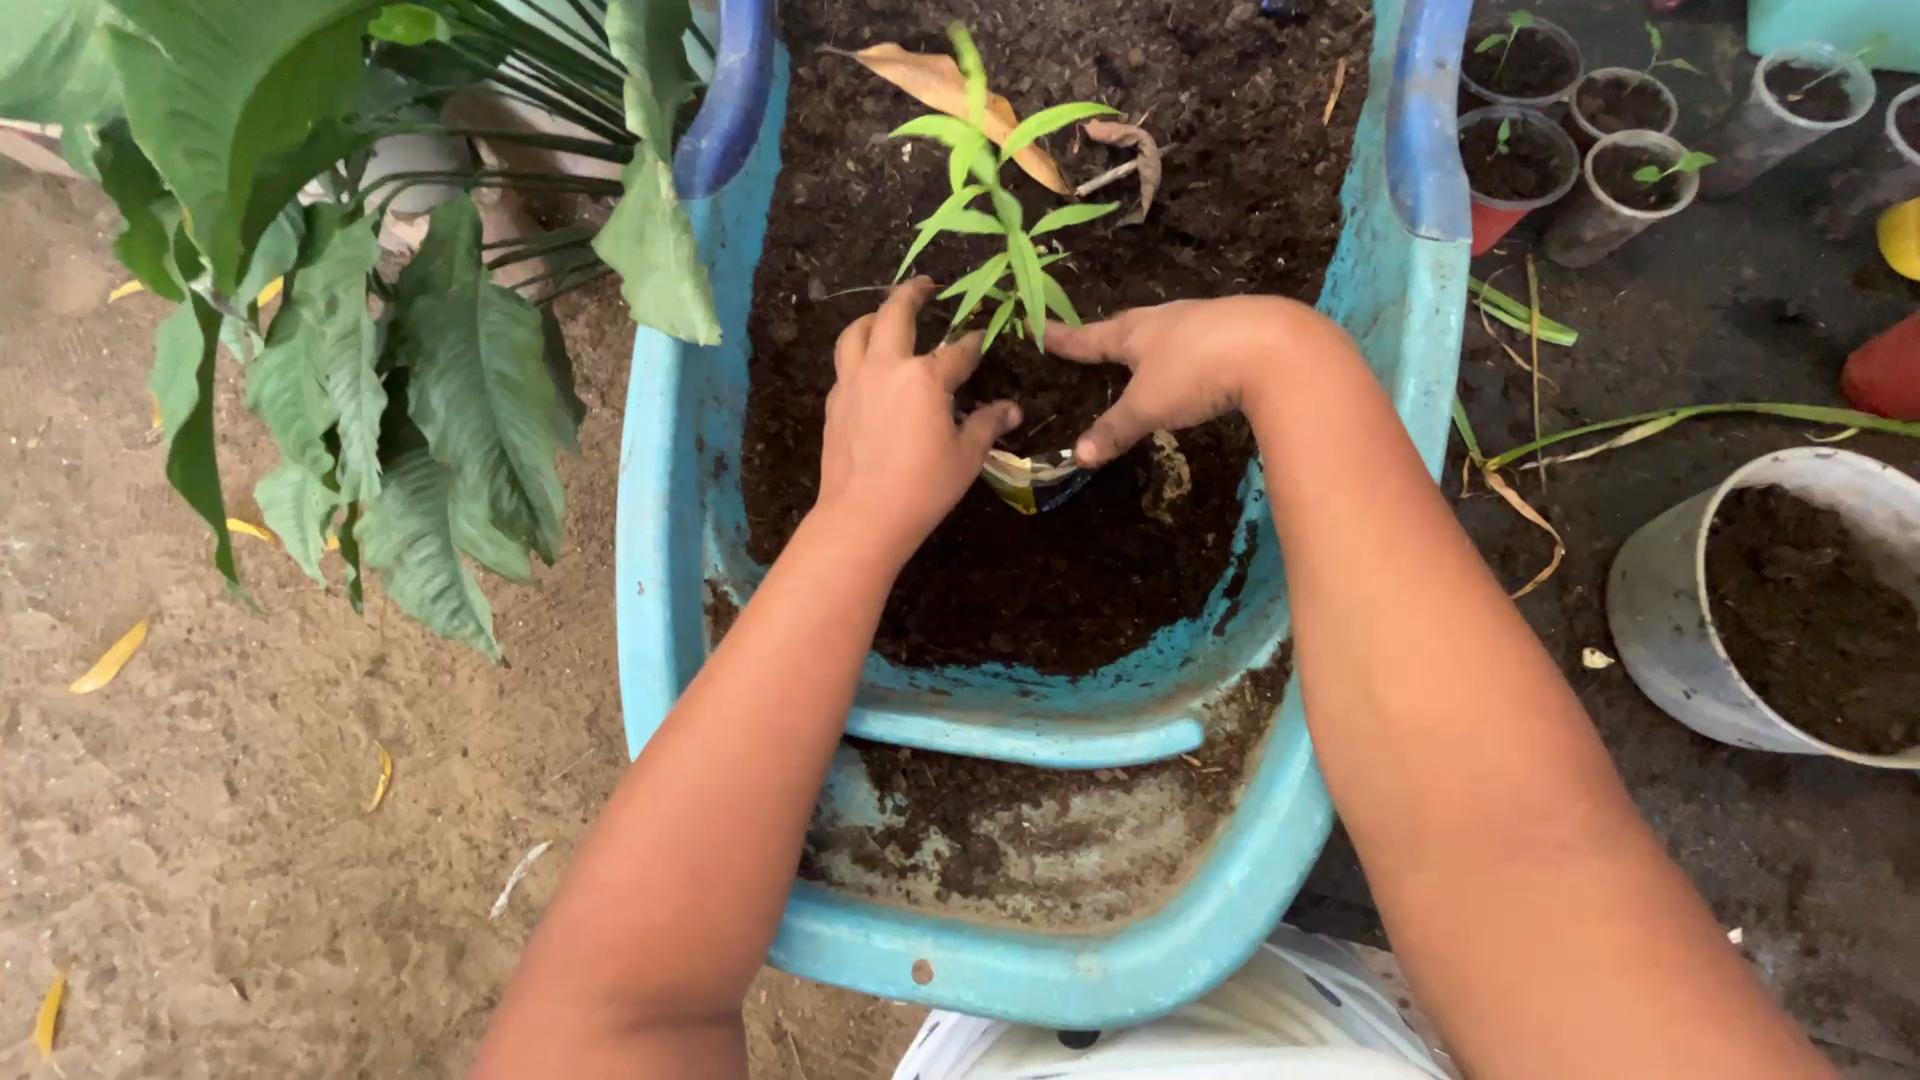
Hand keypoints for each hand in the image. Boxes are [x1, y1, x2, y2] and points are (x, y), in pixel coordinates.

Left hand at [814, 277, 1022, 561]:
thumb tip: (1011, 410)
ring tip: (884, 315)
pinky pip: (844, 365)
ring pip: (856, 332)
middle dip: (912, 294)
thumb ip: (986, 425)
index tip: (982, 337)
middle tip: (925, 285)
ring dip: (873, 316)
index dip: (973, 343)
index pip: (957, 351)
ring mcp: (853, 382)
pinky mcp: (834, 402)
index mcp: (925, 378)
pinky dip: (857, 355)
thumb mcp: (966, 457)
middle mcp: (886, 368)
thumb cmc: (923, 488)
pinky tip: (868, 368)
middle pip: (895, 314)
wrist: (862, 515)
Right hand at [1044, 295, 1339, 466]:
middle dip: (1111, 334)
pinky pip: (1202, 338)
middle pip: (1130, 324)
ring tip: (1147, 352)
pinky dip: (1190, 349)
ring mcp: (1206, 320)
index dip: (1065, 339)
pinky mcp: (1240, 330)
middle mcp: (1167, 319)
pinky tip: (1197, 360)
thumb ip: (1115, 429)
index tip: (1040, 328)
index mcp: (1137, 333)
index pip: (1091, 337)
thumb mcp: (1148, 407)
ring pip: (1169, 328)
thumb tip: (1078, 455)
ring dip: (1154, 340)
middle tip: (1097, 338)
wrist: (1275, 347)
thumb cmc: (1195, 371)